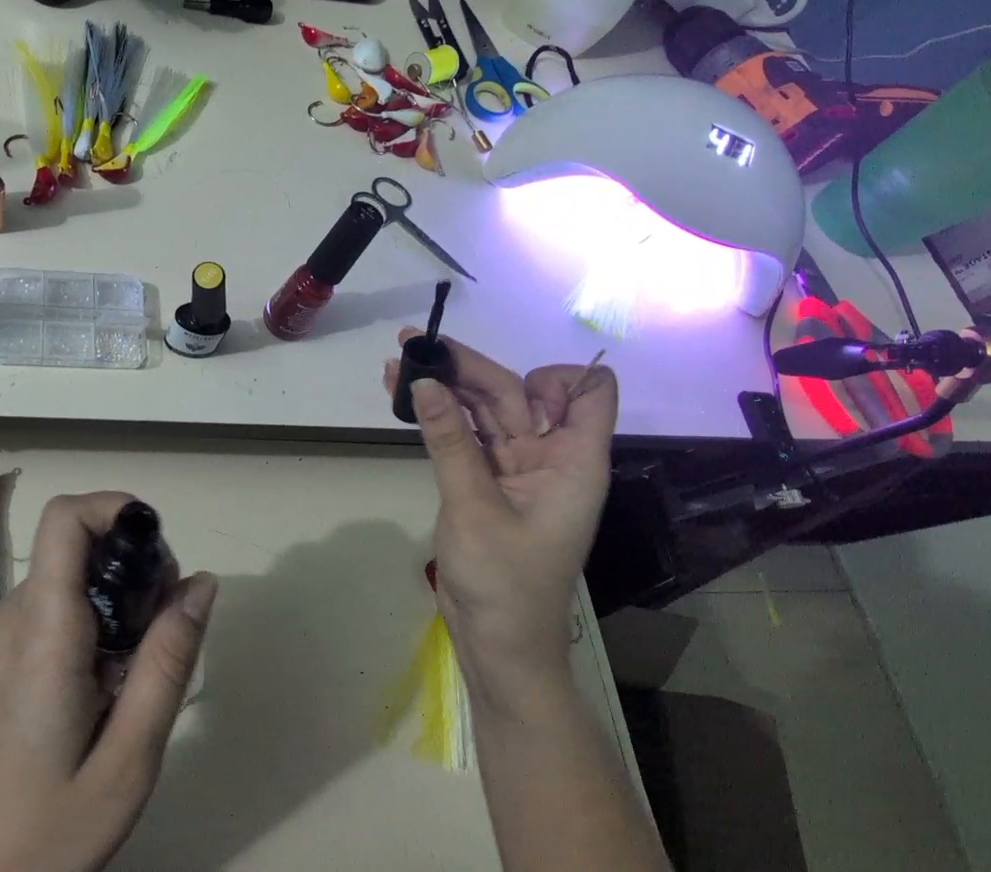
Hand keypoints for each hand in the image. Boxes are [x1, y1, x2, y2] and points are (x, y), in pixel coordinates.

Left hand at [0, 492, 219, 871]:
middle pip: (76, 548)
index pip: (65, 518)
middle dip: (133, 571)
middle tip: (166, 637)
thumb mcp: (128, 757)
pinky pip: (53, 612)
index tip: (162, 553)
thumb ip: (167, 663)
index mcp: (42, 628)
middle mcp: (12, 616)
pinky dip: (92, 627)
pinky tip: (107, 691)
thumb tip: (202, 583)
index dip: (116, 510)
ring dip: (116, 605)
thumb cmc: (44, 828)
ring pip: (68, 582)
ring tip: (139, 677)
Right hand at [383, 329, 616, 702]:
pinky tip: (404, 395)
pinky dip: (438, 416)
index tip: (506, 381)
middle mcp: (549, 456)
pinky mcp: (486, 482)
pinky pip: (465, 436)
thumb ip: (449, 441)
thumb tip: (423, 382)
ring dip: (446, 386)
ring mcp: (515, 468)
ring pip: (485, 410)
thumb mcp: (474, 507)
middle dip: (470, 368)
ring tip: (399, 361)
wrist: (498, 645)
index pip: (592, 392)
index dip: (557, 374)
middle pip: (517, 393)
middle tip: (416, 346)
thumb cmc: (505, 583)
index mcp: (573, 460)